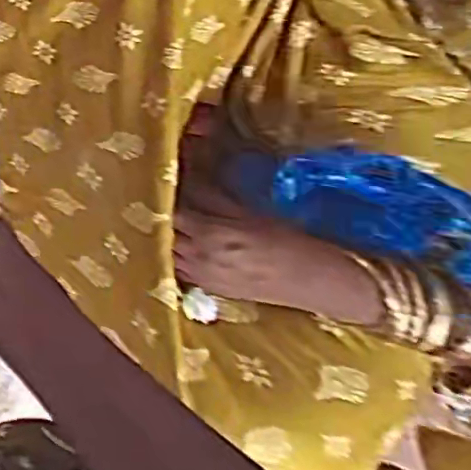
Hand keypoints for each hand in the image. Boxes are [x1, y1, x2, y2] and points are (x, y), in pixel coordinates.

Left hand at [172, 179, 381, 325]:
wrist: (317, 282)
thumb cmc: (287, 241)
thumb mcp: (247, 212)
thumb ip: (210, 198)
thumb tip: (185, 180)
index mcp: (210, 233)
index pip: (168, 213)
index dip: (160, 200)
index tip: (155, 190)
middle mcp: (199, 256)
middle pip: (161, 233)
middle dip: (156, 219)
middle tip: (153, 206)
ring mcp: (201, 276)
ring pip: (164, 253)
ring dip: (160, 239)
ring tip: (160, 226)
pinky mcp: (208, 289)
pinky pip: (177, 270)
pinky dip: (171, 257)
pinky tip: (173, 248)